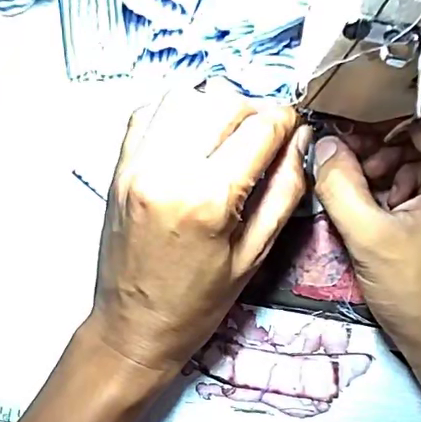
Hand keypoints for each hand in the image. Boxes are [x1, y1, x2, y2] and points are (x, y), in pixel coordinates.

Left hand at [86, 90, 309, 378]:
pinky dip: (180, 111)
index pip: (259, 128)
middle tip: (266, 137)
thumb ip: (284, 193)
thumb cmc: (197, 304)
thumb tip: (302, 143)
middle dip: (254, 110)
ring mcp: (136, 163)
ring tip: (230, 136)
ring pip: (186, 94)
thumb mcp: (254, 256)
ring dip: (217, 105)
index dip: (287, 121)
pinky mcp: (119, 165)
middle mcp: (167, 169)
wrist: (133, 327)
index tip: (297, 129)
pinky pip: (151, 109)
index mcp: (208, 199)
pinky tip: (195, 137)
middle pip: (223, 99)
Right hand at [311, 134, 420, 367]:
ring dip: (378, 174)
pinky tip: (368, 211)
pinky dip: (390, 194)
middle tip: (339, 166)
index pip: (420, 116)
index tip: (338, 129)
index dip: (376, 119)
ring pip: (413, 164)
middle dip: (374, 149)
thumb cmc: (418, 292)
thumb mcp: (369, 237)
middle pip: (417, 138)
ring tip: (350, 193)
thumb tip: (320, 144)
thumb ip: (339, 186)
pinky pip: (417, 189)